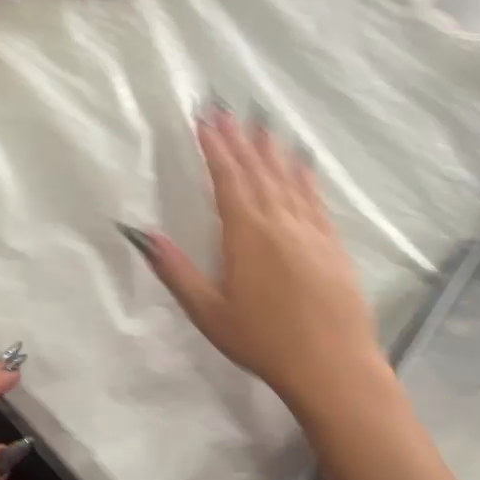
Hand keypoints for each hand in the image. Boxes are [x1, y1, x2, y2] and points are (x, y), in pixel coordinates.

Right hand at [127, 106, 387, 412]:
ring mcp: (310, 231)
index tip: (205, 119)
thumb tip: (143, 233)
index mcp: (246, 234)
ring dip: (271, 149)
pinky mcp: (333, 245)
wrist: (336, 369)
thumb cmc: (264, 342)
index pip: (228, 179)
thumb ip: (176, 270)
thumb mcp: (209, 312)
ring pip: (287, 179)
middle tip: (227, 109)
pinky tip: (303, 162)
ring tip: (261, 122)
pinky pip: (315, 199)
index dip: (215, 147)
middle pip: (257, 170)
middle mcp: (279, 222)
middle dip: (239, 138)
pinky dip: (306, 175)